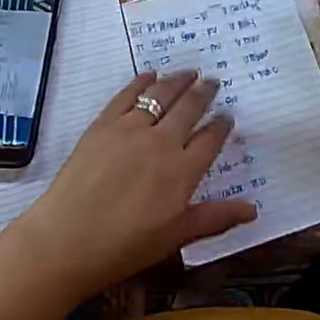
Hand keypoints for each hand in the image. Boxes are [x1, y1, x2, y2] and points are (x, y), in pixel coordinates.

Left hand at [10, 71, 255, 295]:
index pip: (210, 140)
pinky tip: (149, 75)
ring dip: (178, 81)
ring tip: (189, 72)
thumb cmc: (124, 247)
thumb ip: (214, 218)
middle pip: (189, 108)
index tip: (227, 115)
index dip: (221, 125)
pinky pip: (127, 95)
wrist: (66, 240)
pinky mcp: (103, 124)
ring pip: (161, 95)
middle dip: (204, 92)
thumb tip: (253, 210)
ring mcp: (131, 129)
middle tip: (213, 81)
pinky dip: (141, 81)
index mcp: (183, 171)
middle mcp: (161, 142)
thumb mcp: (174, 237)